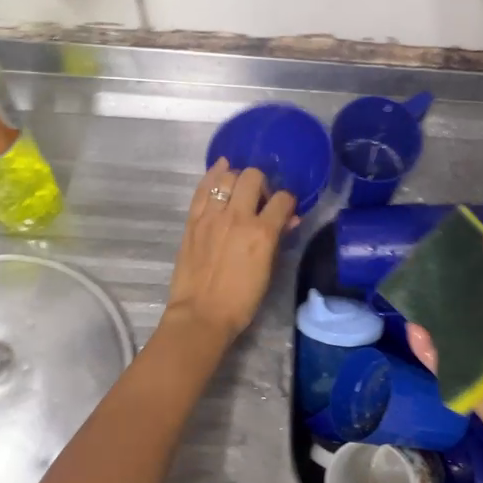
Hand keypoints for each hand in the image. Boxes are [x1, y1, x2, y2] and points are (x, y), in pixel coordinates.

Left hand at [162, 161, 296, 342]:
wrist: (201, 314)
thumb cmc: (241, 301)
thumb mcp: (267, 271)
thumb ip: (278, 240)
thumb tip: (288, 220)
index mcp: (261, 233)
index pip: (282, 200)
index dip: (287, 202)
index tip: (285, 209)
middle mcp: (237, 217)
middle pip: (253, 177)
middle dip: (262, 183)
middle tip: (260, 199)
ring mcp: (211, 216)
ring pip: (227, 176)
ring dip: (237, 177)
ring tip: (239, 188)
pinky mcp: (193, 220)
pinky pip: (203, 188)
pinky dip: (213, 174)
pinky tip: (220, 168)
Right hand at [407, 233, 482, 471]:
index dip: (478, 259)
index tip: (454, 239)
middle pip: (468, 300)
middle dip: (447, 283)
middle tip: (422, 262)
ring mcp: (480, 356)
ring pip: (449, 328)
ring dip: (432, 312)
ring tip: (411, 291)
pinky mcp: (462, 381)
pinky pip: (439, 360)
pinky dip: (426, 346)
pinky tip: (416, 330)